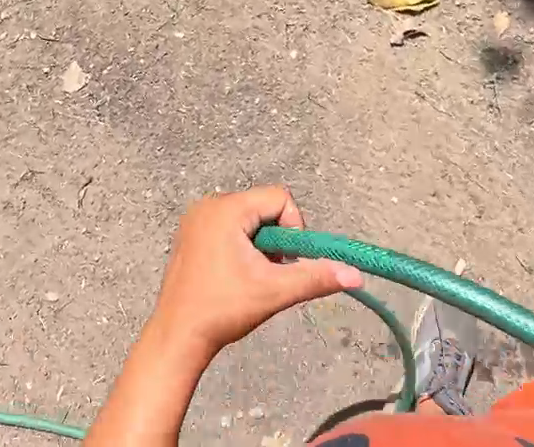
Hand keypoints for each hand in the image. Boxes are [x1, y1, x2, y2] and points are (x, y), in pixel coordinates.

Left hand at [148, 185, 362, 358]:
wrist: (178, 336)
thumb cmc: (223, 309)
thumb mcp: (274, 291)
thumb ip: (315, 277)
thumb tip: (355, 273)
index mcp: (226, 208)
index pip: (279, 198)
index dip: (294, 227)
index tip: (286, 261)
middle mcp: (209, 204)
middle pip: (263, 207)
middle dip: (276, 239)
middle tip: (269, 272)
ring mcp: (196, 218)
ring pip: (247, 218)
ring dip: (260, 244)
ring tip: (251, 276)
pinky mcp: (190, 233)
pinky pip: (229, 225)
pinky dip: (241, 245)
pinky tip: (235, 276)